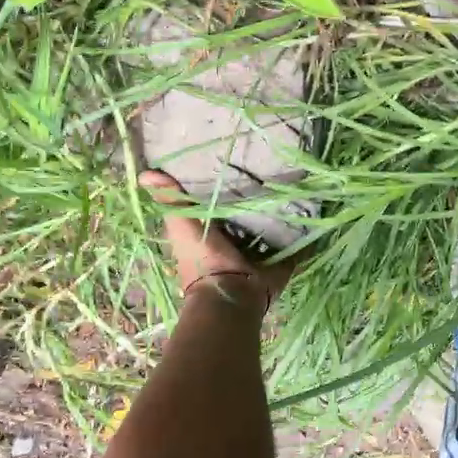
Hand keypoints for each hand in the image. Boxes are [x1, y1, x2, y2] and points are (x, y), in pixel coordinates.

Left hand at [139, 170, 298, 303]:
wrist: (233, 295)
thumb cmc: (204, 261)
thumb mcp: (183, 227)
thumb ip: (172, 202)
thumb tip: (146, 173)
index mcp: (211, 233)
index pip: (219, 202)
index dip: (226, 184)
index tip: (239, 161)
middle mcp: (237, 240)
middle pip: (249, 212)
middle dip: (258, 195)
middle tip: (275, 167)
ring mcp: (262, 251)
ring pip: (273, 224)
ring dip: (282, 210)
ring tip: (297, 182)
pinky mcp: (284, 258)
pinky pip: (296, 239)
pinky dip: (302, 227)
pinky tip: (312, 205)